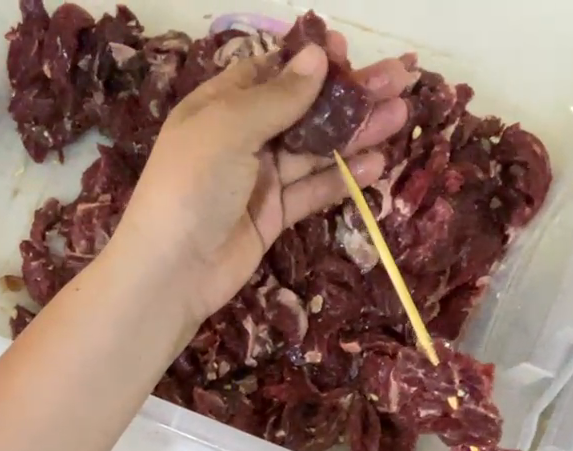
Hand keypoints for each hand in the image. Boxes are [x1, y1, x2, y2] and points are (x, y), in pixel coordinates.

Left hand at [108, 41, 412, 328]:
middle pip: (303, 108)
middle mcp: (240, 139)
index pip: (272, 73)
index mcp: (219, 107)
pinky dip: (343, 177)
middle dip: (349, 94)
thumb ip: (277, 97)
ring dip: (356, 132)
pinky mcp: (272, 217)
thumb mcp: (229, 129)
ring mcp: (257, 180)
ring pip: (314, 149)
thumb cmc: (191, 188)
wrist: (171, 273)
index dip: (311, 62)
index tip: (347, 55)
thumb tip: (318, 56)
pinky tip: (378, 163)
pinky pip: (312, 191)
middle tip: (400, 78)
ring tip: (402, 114)